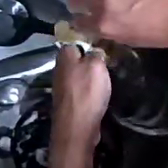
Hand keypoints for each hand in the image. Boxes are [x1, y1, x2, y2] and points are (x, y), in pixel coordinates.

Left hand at [52, 44, 111, 165]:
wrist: (76, 128)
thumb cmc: (87, 92)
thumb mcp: (97, 66)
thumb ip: (96, 53)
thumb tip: (95, 48)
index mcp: (64, 56)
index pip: (74, 39)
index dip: (89, 40)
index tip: (103, 42)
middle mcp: (59, 69)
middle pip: (76, 57)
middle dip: (90, 57)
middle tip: (108, 58)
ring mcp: (62, 86)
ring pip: (78, 73)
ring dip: (90, 74)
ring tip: (106, 74)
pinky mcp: (67, 101)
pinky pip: (79, 88)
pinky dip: (88, 88)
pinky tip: (98, 91)